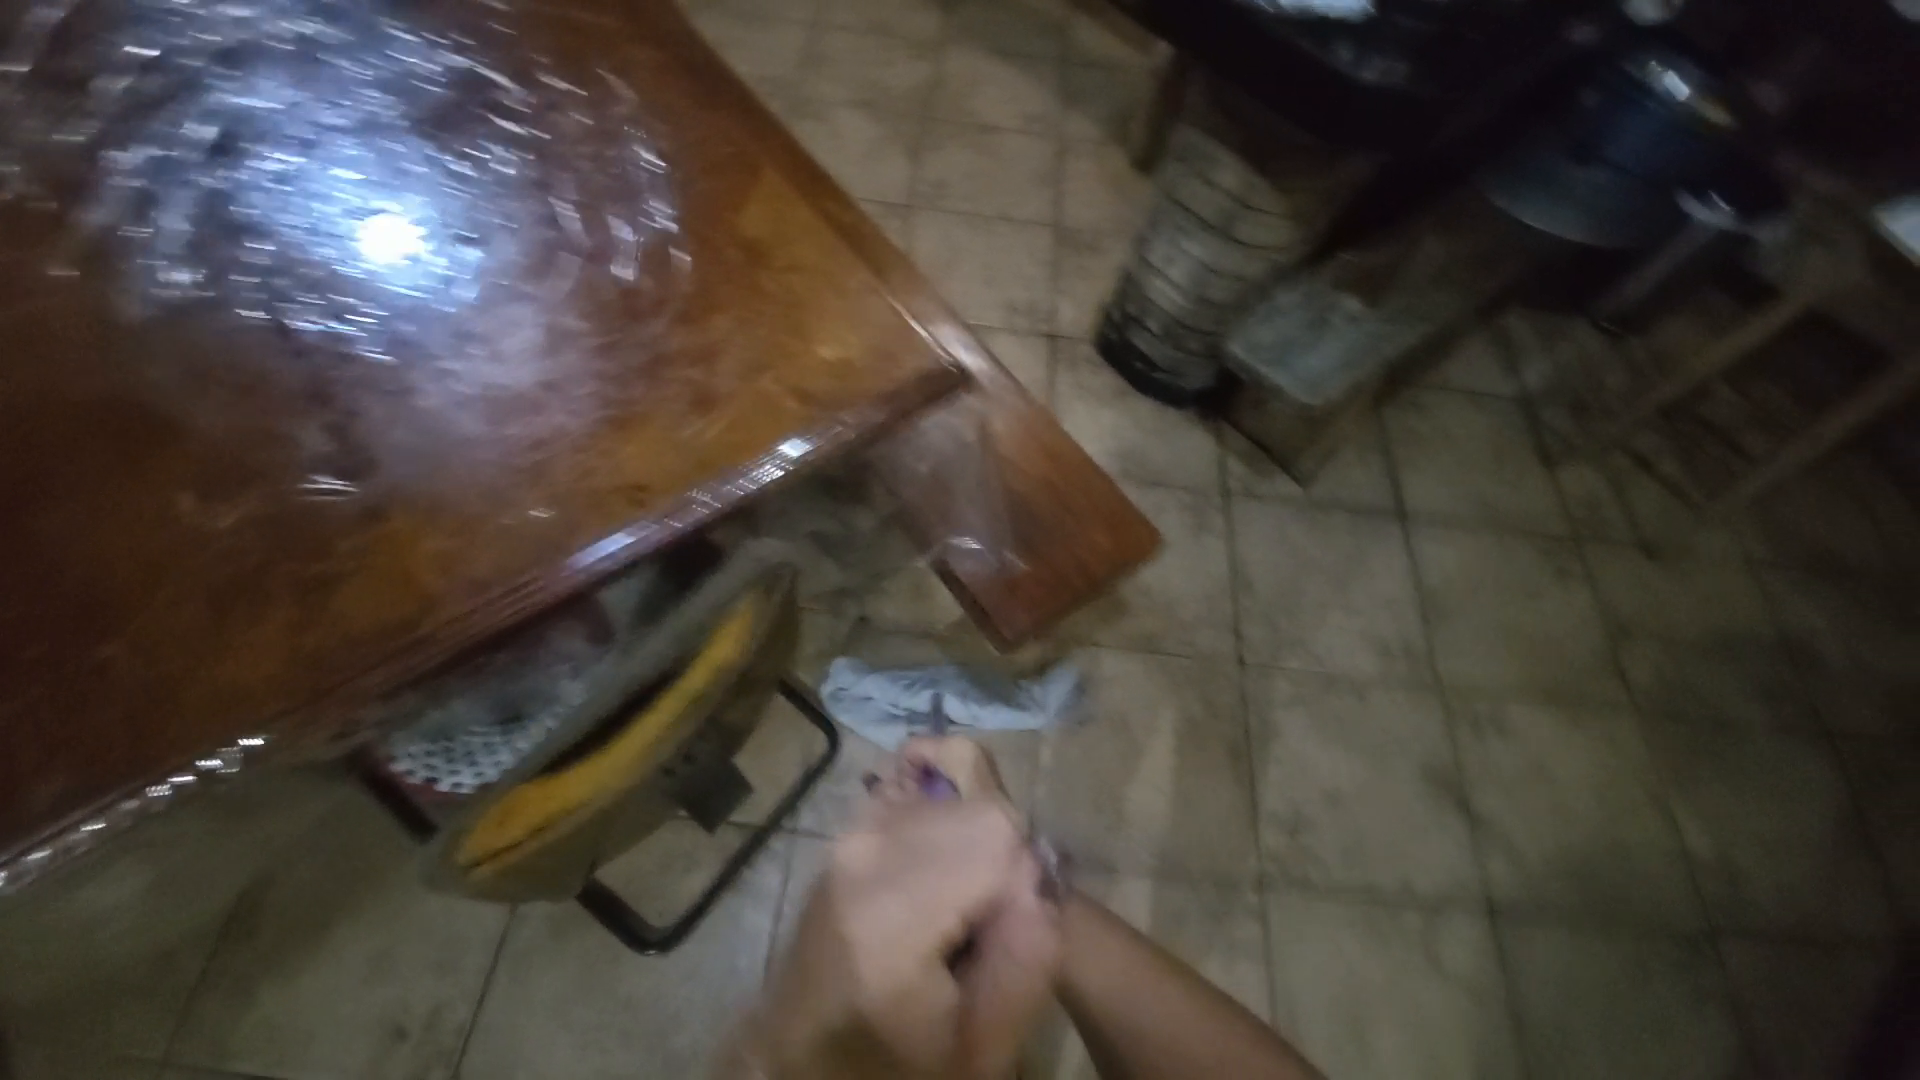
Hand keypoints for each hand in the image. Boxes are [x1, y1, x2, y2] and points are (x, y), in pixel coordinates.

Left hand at [748, 746, 1059, 1079]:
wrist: (803, 1055)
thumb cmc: (892, 1063)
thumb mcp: (979, 1048)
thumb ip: (1026, 963)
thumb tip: (1043, 880)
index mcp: (890, 913)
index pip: (997, 829)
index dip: (1025, 878)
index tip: (1009, 932)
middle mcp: (866, 851)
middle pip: (980, 807)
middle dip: (1006, 856)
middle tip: (986, 923)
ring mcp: (852, 830)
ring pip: (957, 793)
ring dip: (978, 839)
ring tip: (959, 903)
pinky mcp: (851, 825)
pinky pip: (923, 790)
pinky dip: (947, 819)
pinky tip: (939, 872)